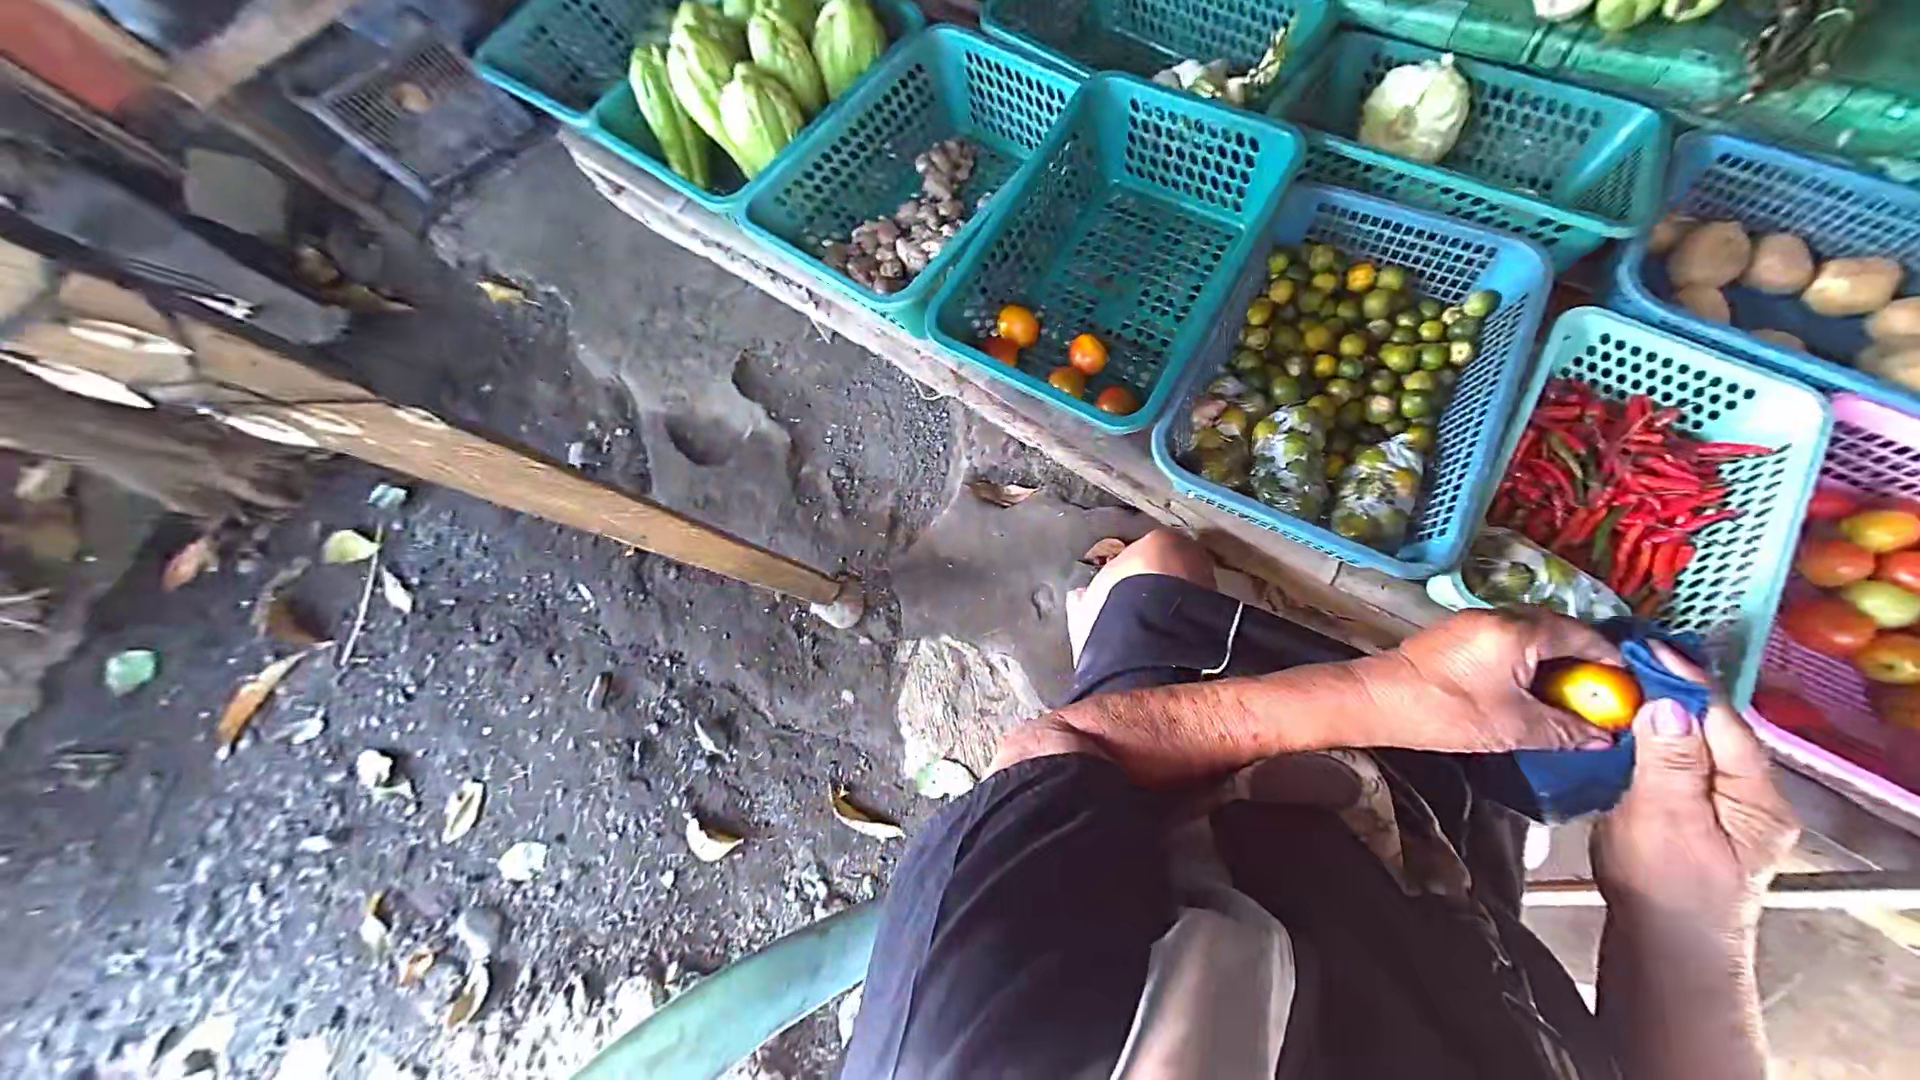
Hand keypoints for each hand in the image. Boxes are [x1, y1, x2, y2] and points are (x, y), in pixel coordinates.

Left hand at [1356, 608, 1623, 752]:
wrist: (1373, 700)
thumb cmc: (1445, 711)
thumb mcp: (1517, 727)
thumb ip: (1568, 729)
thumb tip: (1605, 736)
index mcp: (1515, 630)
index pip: (1584, 635)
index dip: (1614, 663)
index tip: (1631, 691)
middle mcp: (1492, 616)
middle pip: (1556, 629)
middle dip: (1584, 659)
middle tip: (1603, 695)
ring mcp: (1467, 623)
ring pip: (1527, 634)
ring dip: (1552, 659)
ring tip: (1569, 696)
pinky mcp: (1450, 636)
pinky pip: (1501, 640)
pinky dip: (1523, 659)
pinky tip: (1529, 688)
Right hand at [1592, 642, 1799, 941]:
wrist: (1663, 935)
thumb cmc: (1667, 882)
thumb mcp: (1666, 821)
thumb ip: (1669, 764)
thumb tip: (1667, 707)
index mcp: (1756, 797)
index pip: (1725, 725)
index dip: (1688, 684)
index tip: (1650, 648)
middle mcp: (1745, 792)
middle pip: (1712, 728)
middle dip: (1675, 687)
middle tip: (1630, 650)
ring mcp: (1714, 797)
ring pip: (1690, 739)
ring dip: (1658, 704)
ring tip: (1622, 672)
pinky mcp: (1682, 800)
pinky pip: (1669, 752)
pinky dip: (1646, 727)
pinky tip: (1621, 715)